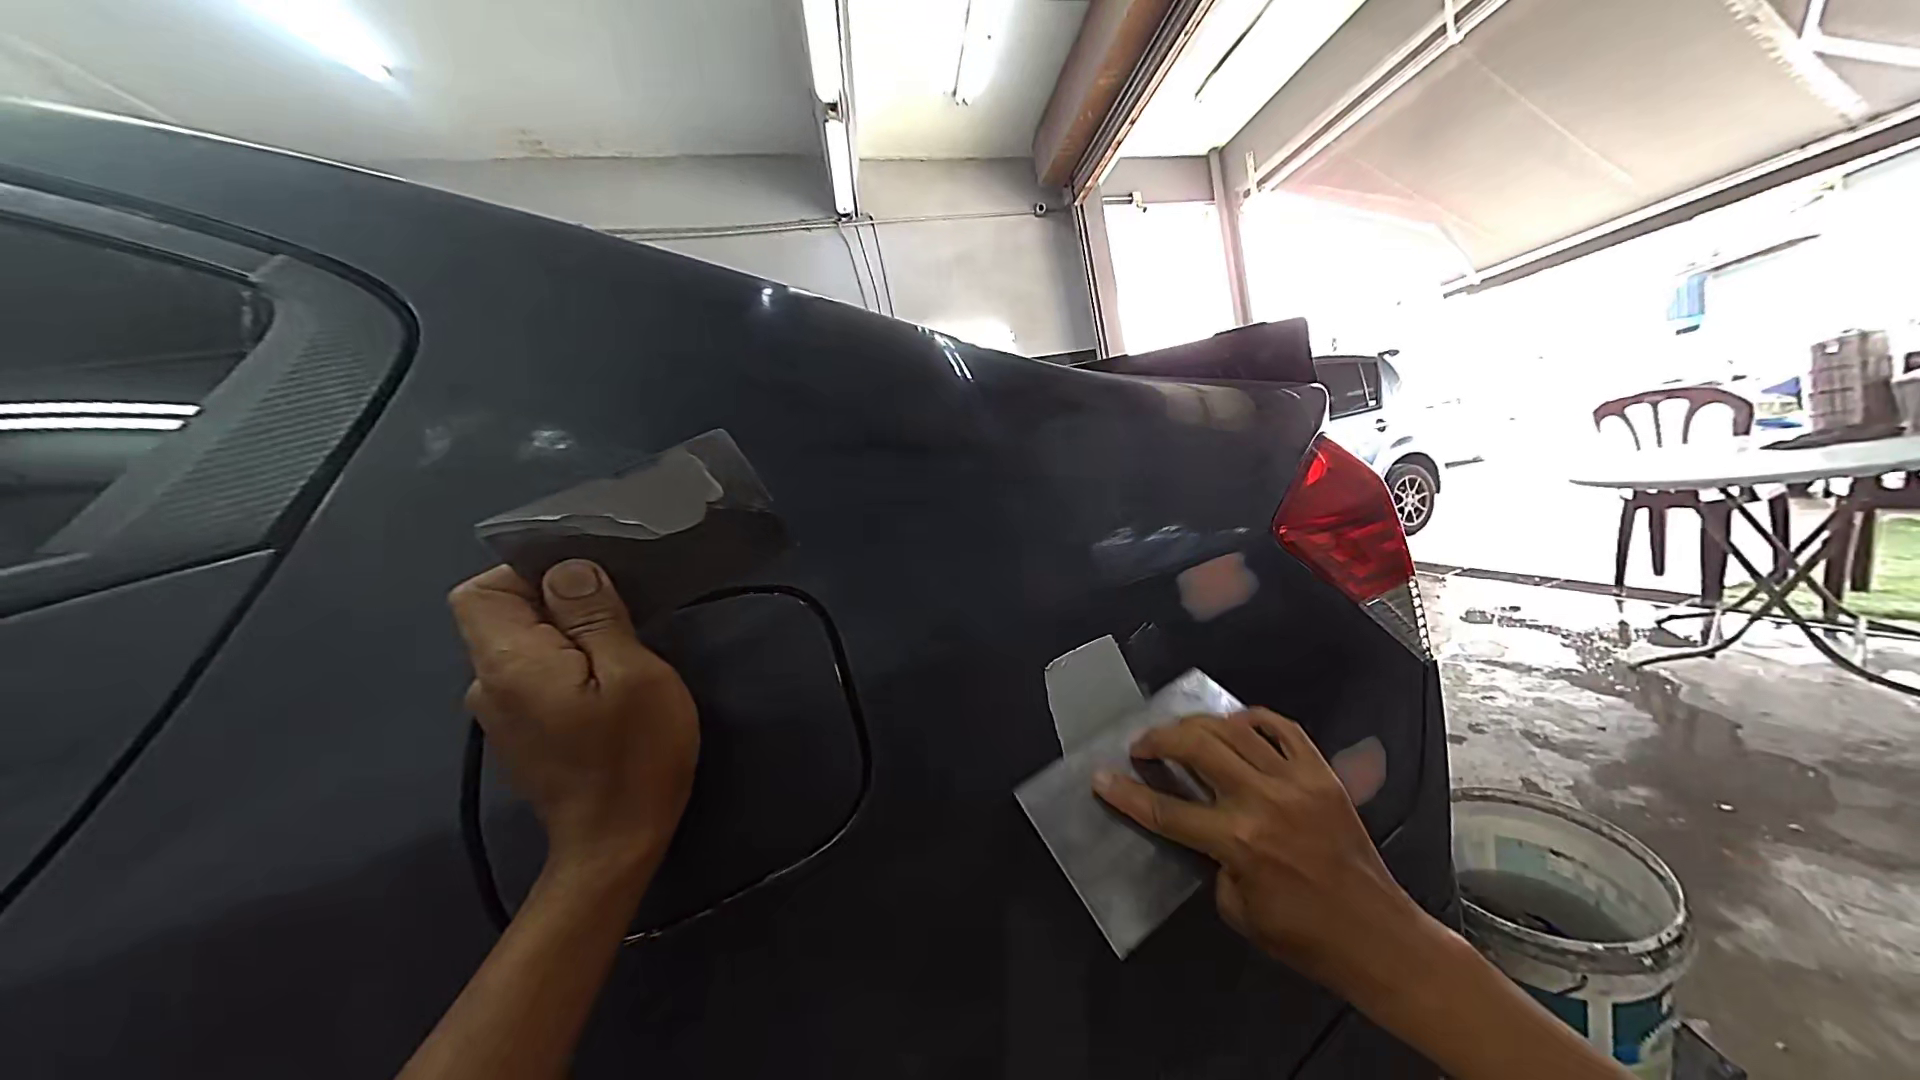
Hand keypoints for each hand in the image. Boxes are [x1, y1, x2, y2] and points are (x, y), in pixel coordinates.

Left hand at [449, 560, 698, 881]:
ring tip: (620, 653)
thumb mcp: (633, 672)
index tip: (590, 586)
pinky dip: (566, 663)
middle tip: (621, 621)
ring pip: (523, 644)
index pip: (482, 589)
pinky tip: (606, 686)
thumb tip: (569, 570)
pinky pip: (533, 673)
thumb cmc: (634, 754)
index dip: (530, 573)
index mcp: (508, 664)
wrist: (617, 841)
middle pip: (502, 615)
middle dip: (560, 604)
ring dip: (568, 635)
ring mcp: (500, 713)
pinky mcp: (521, 731)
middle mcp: (487, 685)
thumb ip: (595, 616)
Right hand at [1093, 709, 1420, 995]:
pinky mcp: (1322, 775)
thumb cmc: (1304, 935)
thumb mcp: (1236, 908)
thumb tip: (1195, 824)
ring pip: (1233, 728)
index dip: (1126, 793)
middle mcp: (1264, 802)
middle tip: (1143, 746)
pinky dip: (1253, 719)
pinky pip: (1283, 728)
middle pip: (1195, 747)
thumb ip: (1208, 859)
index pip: (1166, 810)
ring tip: (1181, 732)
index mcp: (1239, 842)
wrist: (1379, 939)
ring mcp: (1296, 782)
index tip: (1102, 778)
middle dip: (1158, 739)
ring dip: (1197, 724)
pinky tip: (1236, 723)